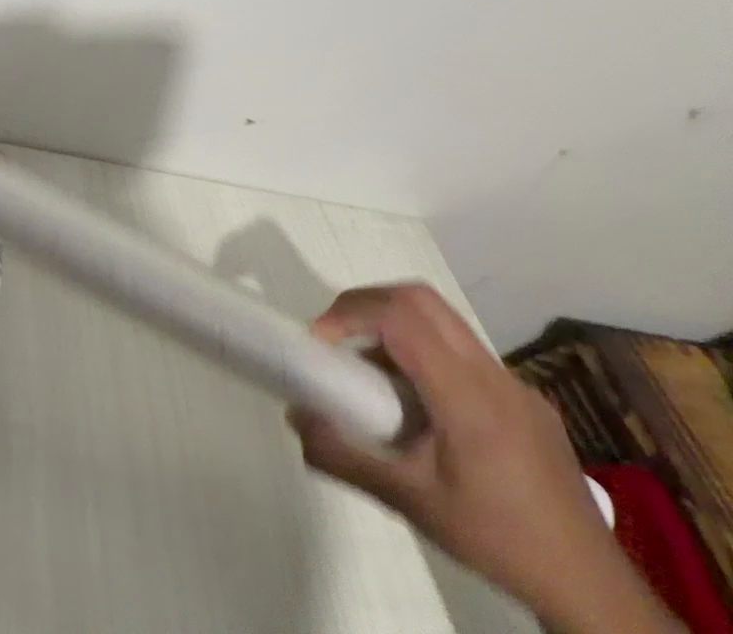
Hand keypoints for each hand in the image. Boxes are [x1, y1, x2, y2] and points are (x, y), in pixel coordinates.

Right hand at [290, 284, 678, 633]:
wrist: (587, 581)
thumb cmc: (493, 537)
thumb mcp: (403, 499)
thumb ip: (340, 455)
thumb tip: (296, 416)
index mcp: (468, 397)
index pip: (402, 316)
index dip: (349, 314)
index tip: (319, 344)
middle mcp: (496, 378)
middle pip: (422, 302)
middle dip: (365, 306)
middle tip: (333, 341)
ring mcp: (516, 388)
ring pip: (444, 325)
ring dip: (393, 330)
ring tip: (366, 378)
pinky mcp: (525, 403)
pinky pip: (462, 356)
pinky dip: (420, 357)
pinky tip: (410, 408)